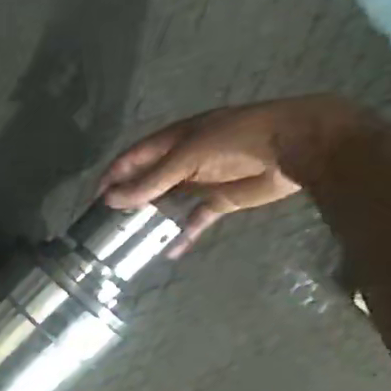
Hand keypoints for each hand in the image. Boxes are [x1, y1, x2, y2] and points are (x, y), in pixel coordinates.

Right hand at [98, 96, 366, 254]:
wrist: (297, 145)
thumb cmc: (238, 139)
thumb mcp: (188, 155)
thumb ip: (151, 179)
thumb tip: (110, 199)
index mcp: (173, 139)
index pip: (132, 157)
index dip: (112, 175)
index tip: (92, 200)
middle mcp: (183, 159)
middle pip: (147, 180)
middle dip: (128, 199)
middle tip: (107, 225)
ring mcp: (202, 180)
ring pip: (168, 202)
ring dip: (152, 218)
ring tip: (130, 240)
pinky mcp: (221, 200)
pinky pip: (195, 219)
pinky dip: (183, 234)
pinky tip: (168, 251)